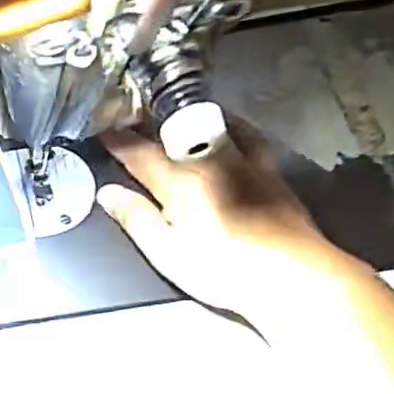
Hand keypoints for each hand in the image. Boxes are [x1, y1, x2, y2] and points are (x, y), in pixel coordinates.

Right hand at [98, 125, 363, 328]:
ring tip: (175, 119)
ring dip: (189, 117)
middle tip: (132, 122)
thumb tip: (108, 194)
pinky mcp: (270, 169)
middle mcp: (211, 159)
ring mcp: (245, 159)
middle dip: (149, 123)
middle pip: (174, 128)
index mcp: (181, 181)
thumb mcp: (167, 252)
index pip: (139, 152)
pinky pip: (246, 134)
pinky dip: (228, 126)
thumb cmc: (223, 270)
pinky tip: (228, 130)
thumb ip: (136, 218)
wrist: (291, 275)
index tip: (102, 132)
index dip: (117, 141)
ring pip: (212, 122)